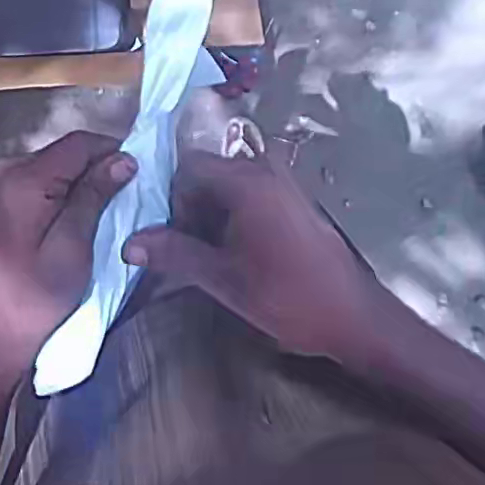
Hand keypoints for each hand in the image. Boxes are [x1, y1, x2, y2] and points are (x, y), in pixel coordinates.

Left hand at [0, 131, 134, 374]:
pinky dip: (71, 186)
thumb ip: (95, 196)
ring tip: (107, 206)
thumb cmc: (41, 294)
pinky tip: (83, 211)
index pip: (78, 144)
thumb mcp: (74, 246)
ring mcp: (6, 176)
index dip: (112, 152)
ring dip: (87, 177)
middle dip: (100, 166)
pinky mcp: (9, 188)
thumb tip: (124, 159)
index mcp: (22, 179)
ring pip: (63, 160)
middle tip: (126, 196)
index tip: (138, 175)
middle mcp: (9, 167)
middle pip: (69, 150)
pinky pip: (50, 173)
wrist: (5, 325)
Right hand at [122, 149, 430, 365]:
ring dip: (213, 209)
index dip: (174, 197)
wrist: (356, 317)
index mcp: (244, 180)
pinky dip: (234, 210)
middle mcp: (263, 169)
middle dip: (192, 205)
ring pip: (227, 181)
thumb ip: (174, 254)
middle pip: (207, 171)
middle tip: (191, 245)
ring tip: (214, 250)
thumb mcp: (224, 279)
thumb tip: (128, 244)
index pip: (189, 166)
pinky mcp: (293, 195)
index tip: (176, 232)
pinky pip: (249, 188)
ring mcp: (282, 180)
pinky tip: (239, 247)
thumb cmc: (288, 296)